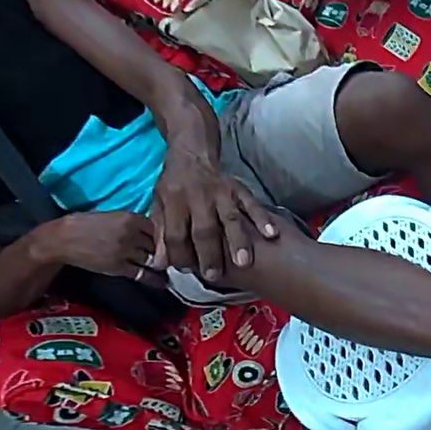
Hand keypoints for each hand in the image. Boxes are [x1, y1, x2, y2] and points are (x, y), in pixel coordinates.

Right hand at [33, 211, 164, 283]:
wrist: (61, 239)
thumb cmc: (85, 224)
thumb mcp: (113, 216)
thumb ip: (134, 222)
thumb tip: (155, 230)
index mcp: (131, 218)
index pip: (160, 227)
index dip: (165, 235)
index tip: (171, 240)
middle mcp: (131, 235)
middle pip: (159, 244)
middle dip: (166, 250)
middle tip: (174, 256)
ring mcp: (126, 252)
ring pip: (153, 259)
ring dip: (162, 265)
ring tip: (172, 269)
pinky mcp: (119, 267)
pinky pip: (143, 274)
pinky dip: (155, 280)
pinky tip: (164, 283)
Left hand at [150, 147, 278, 282]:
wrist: (191, 153)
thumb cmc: (174, 184)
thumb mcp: (159, 204)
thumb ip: (161, 233)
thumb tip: (161, 264)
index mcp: (174, 202)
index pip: (175, 234)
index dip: (180, 254)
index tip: (188, 271)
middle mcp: (197, 198)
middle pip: (203, 230)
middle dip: (209, 254)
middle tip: (214, 276)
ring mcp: (221, 194)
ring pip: (230, 219)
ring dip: (237, 241)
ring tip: (244, 263)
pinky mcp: (239, 189)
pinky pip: (252, 204)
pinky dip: (262, 219)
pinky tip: (271, 234)